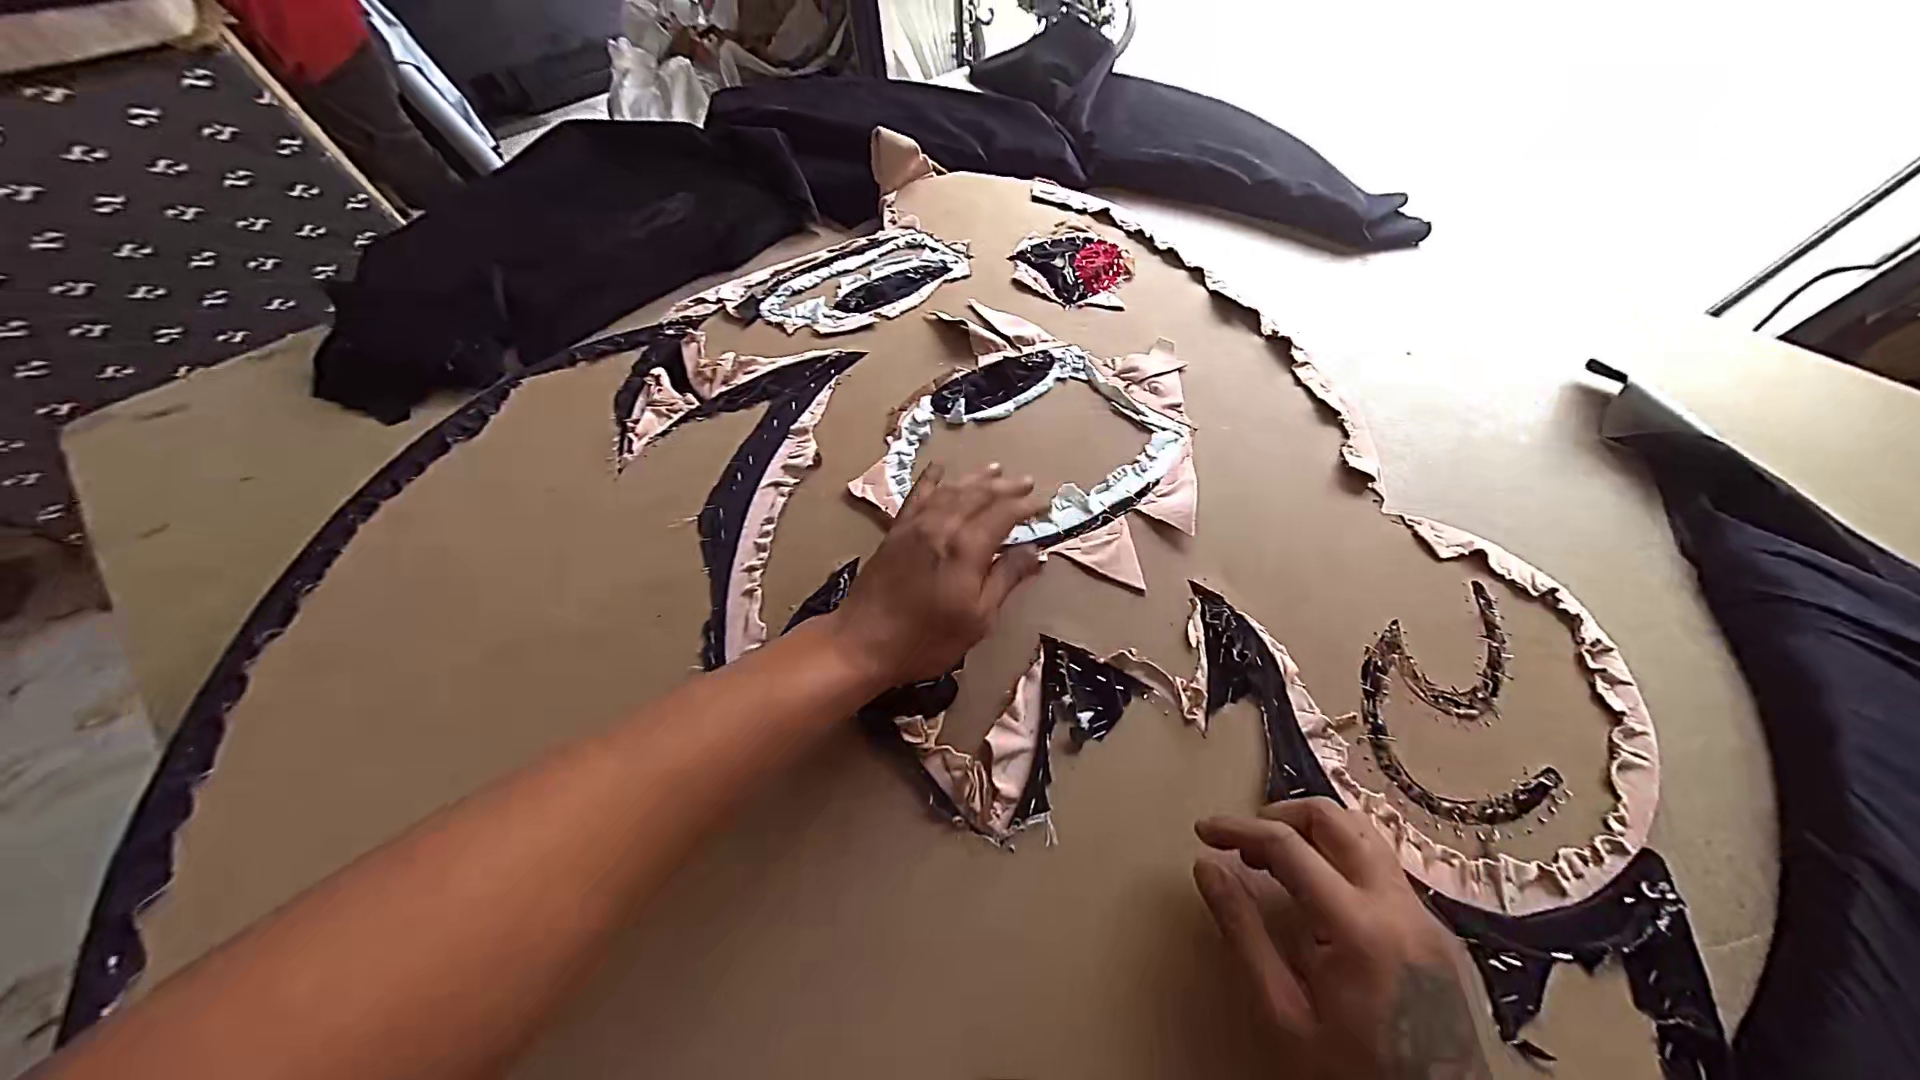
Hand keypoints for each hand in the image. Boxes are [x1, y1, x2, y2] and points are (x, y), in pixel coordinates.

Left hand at [825, 462, 1046, 685]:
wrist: (863, 642)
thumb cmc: (927, 639)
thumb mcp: (978, 619)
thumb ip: (1005, 579)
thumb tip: (1033, 552)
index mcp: (965, 548)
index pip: (1003, 515)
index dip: (1026, 507)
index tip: (1044, 504)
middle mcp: (941, 527)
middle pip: (978, 495)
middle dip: (1005, 487)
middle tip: (1026, 483)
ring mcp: (915, 526)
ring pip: (950, 490)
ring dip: (975, 479)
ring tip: (995, 470)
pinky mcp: (895, 531)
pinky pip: (917, 496)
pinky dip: (931, 480)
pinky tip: (940, 469)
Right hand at [1194, 799, 1490, 1079]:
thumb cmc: (1355, 1074)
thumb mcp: (1284, 1011)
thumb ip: (1243, 932)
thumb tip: (1207, 868)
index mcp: (1359, 928)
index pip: (1287, 845)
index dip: (1237, 828)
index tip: (1204, 830)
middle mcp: (1399, 908)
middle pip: (1334, 819)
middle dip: (1279, 814)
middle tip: (1243, 839)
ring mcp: (1424, 917)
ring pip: (1364, 833)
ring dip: (1312, 829)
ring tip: (1274, 857)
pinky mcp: (1434, 930)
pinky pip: (1381, 865)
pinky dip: (1338, 853)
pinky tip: (1314, 884)